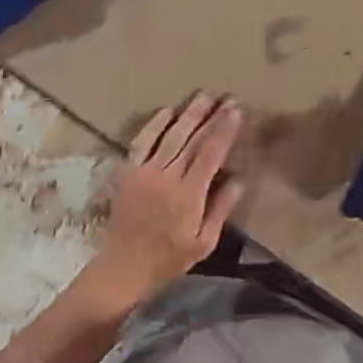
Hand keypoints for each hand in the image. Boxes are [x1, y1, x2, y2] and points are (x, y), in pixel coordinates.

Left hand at [80, 91, 245, 308]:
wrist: (123, 266)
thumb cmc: (168, 259)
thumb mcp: (203, 243)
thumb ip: (220, 209)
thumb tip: (239, 179)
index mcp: (188, 195)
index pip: (210, 154)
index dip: (224, 131)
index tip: (236, 112)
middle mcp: (166, 178)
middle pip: (192, 140)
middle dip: (211, 117)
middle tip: (226, 98)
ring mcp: (145, 173)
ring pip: (170, 136)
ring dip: (188, 114)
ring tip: (203, 96)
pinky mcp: (128, 172)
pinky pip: (142, 142)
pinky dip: (155, 124)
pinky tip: (168, 111)